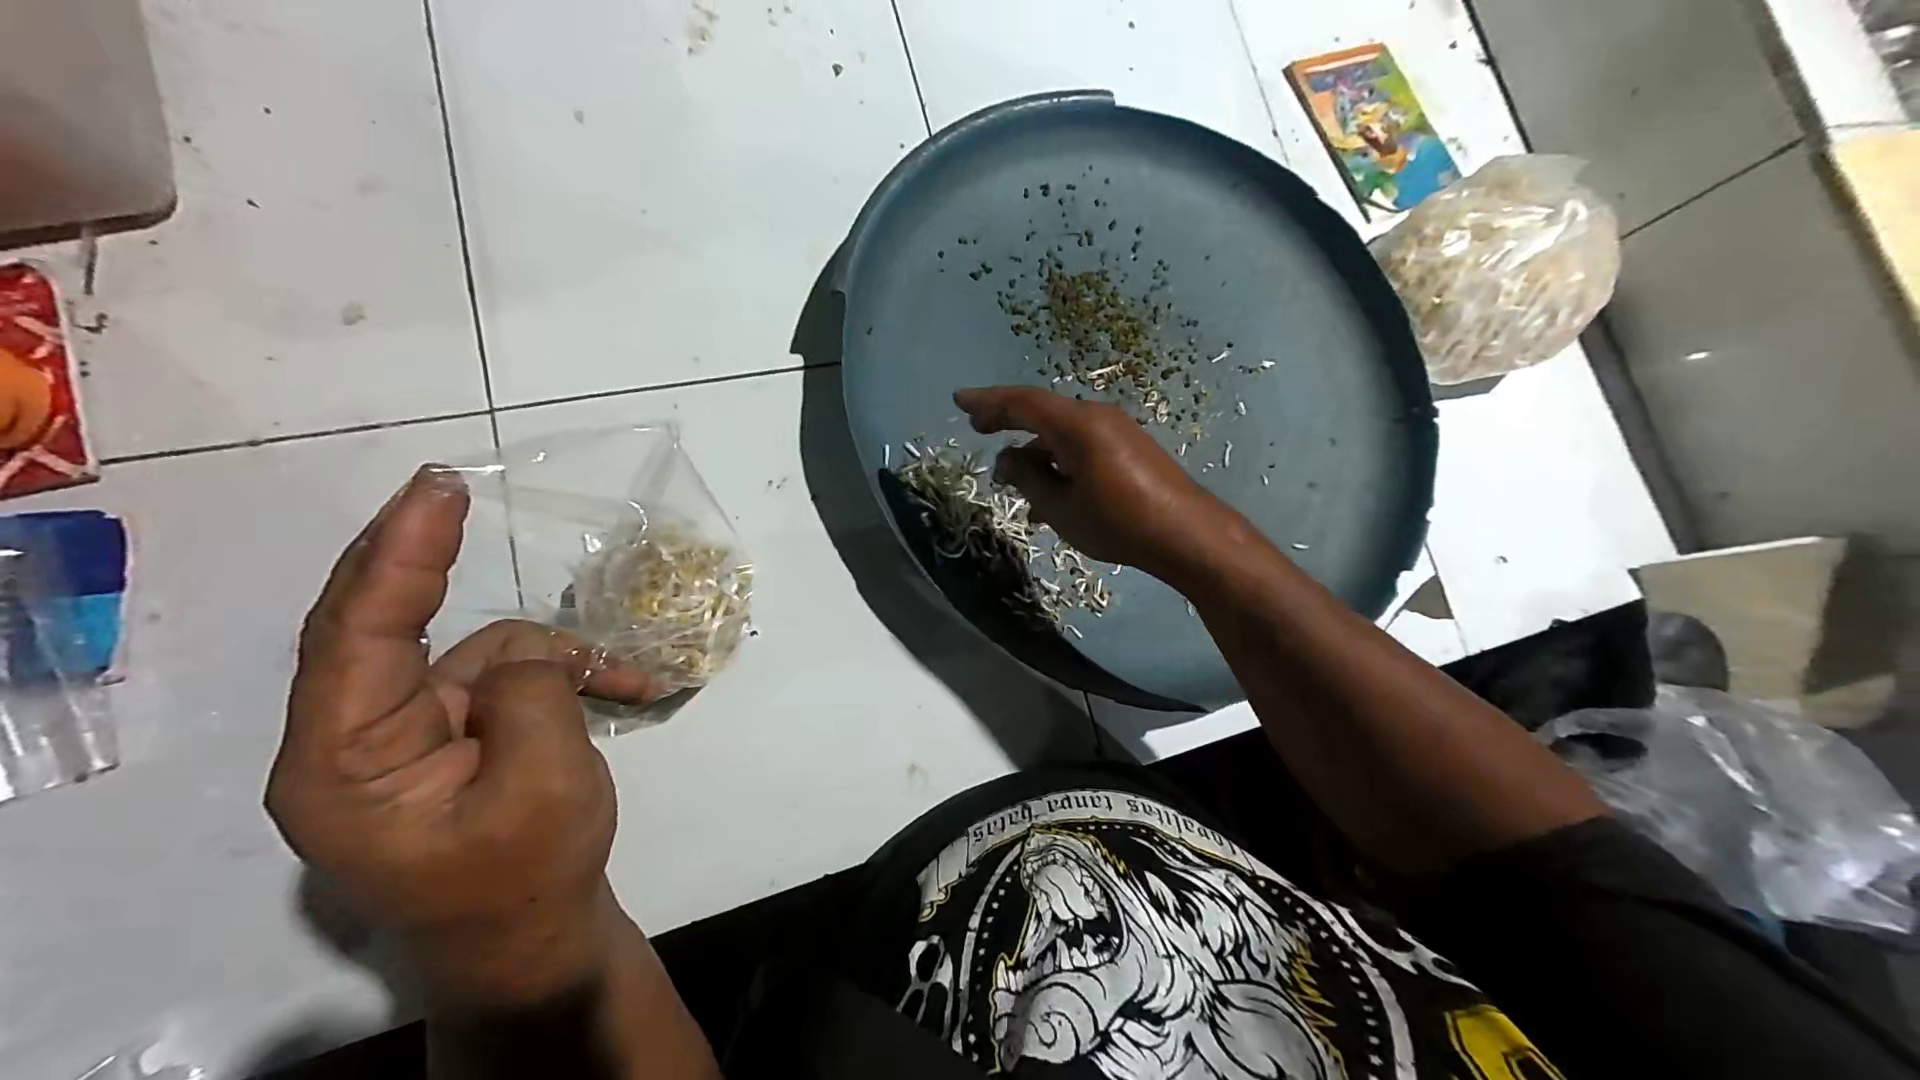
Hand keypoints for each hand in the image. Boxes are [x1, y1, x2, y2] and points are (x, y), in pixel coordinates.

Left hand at [267, 466, 656, 1009]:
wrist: (538, 941)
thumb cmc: (529, 878)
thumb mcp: (545, 784)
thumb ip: (529, 694)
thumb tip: (527, 657)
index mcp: (344, 762)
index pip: (354, 636)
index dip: (398, 556)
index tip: (434, 492)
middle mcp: (360, 739)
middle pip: (387, 628)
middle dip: (424, 564)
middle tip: (446, 493)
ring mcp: (414, 736)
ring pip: (483, 655)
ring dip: (555, 658)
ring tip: (622, 682)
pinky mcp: (461, 736)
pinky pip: (513, 681)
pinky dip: (568, 678)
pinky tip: (624, 688)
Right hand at [954, 385, 1237, 577]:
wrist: (1186, 534)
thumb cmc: (1117, 522)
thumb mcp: (1060, 507)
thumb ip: (1028, 478)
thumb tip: (1007, 460)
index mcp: (1076, 425)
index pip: (1022, 402)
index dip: (987, 401)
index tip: (960, 400)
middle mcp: (1096, 417)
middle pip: (1041, 411)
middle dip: (1007, 420)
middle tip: (979, 428)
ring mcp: (1115, 430)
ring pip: (1060, 432)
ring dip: (1034, 452)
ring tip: (1013, 482)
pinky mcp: (1128, 447)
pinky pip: (1080, 444)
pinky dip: (1057, 460)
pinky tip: (1049, 493)